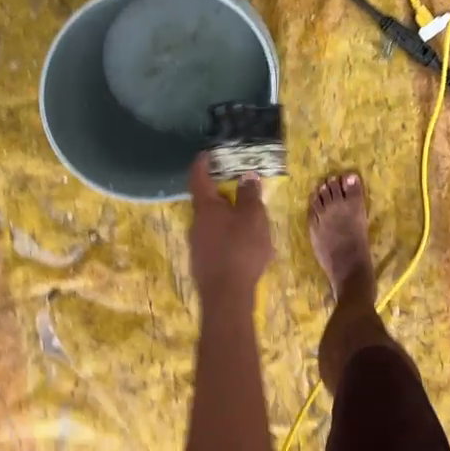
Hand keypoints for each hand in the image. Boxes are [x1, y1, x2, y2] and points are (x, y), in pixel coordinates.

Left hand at [187, 154, 273, 302]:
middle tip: (238, 186)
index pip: (198, 178)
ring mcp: (197, 246)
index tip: (206, 153)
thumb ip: (249, 194)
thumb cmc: (241, 249)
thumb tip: (246, 176)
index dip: (202, 164)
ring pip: (211, 223)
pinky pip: (215, 240)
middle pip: (205, 202)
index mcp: (206, 208)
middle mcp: (196, 224)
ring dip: (226, 216)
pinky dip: (227, 235)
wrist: (227, 297)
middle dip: (220, 193)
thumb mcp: (253, 216)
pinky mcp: (203, 264)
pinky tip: (243, 243)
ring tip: (246, 216)